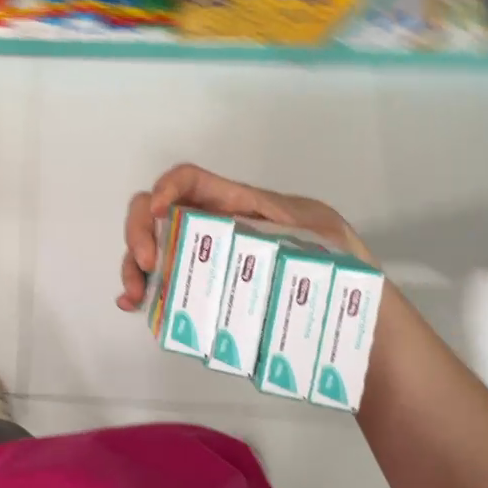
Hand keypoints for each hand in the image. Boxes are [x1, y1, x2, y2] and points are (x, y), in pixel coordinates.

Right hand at [117, 164, 372, 310]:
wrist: (355, 307)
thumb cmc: (339, 261)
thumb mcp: (321, 231)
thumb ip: (287, 224)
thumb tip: (250, 226)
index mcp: (235, 204)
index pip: (189, 180)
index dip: (166, 187)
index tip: (159, 211)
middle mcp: (210, 226)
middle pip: (154, 212)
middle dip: (138, 231)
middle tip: (147, 264)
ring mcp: (203, 258)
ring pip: (151, 249)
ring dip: (132, 266)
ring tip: (135, 294)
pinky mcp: (204, 290)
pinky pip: (163, 283)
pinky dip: (141, 291)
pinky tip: (135, 305)